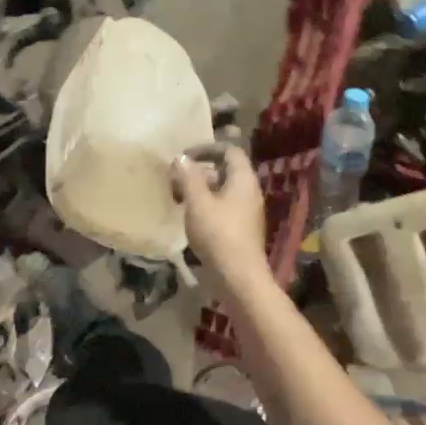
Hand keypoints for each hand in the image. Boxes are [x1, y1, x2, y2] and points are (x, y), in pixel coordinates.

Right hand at [170, 144, 267, 280]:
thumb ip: (188, 177)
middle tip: (176, 180)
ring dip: (200, 190)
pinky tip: (190, 217)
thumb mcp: (198, 202)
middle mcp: (249, 192)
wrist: (238, 276)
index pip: (229, 151)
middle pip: (225, 170)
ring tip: (178, 199)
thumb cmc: (218, 234)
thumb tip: (180, 158)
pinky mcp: (241, 229)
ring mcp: (247, 212)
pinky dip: (206, 205)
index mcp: (243, 179)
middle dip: (199, 171)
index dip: (206, 148)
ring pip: (222, 190)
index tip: (184, 156)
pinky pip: (223, 207)